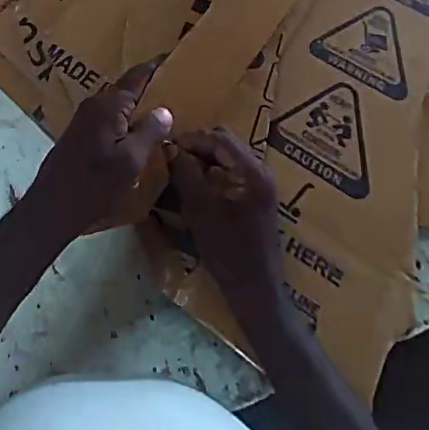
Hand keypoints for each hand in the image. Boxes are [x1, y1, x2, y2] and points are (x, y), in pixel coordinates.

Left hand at [21, 60, 173, 241]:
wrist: (52, 206)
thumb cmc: (94, 184)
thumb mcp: (130, 161)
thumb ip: (149, 132)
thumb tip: (165, 110)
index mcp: (108, 106)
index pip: (136, 76)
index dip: (156, 66)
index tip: (174, 57)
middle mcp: (94, 105)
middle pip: (128, 90)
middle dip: (151, 89)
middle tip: (178, 89)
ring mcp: (85, 120)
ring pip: (119, 107)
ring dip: (139, 108)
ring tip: (165, 113)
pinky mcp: (81, 135)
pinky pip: (110, 120)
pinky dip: (127, 122)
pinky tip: (140, 136)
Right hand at [169, 127, 283, 318]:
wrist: (256, 292)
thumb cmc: (229, 252)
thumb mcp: (201, 210)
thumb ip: (185, 174)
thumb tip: (168, 148)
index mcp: (253, 172)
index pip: (219, 138)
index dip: (191, 138)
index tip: (167, 148)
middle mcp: (261, 172)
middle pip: (225, 143)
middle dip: (197, 147)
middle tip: (173, 158)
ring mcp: (261, 185)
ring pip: (227, 157)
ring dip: (204, 159)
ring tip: (181, 171)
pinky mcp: (256, 197)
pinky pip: (231, 172)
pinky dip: (212, 172)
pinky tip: (196, 186)